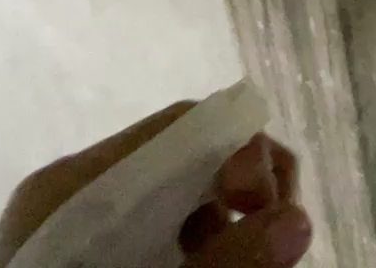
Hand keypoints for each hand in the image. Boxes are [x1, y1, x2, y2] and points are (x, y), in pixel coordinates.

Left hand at [0, 103, 311, 267]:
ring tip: (254, 258)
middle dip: (248, 187)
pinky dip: (203, 242)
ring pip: (183, 195)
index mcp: (74, 181)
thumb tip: (301, 221)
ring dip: (232, 220)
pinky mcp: (86, 257)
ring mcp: (79, 227)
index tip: (268, 204)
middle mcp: (76, 189)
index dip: (242, 150)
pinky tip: (216, 264)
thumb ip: (224, 262)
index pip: (183, 122)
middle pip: (190, 154)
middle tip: (277, 236)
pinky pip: (162, 227)